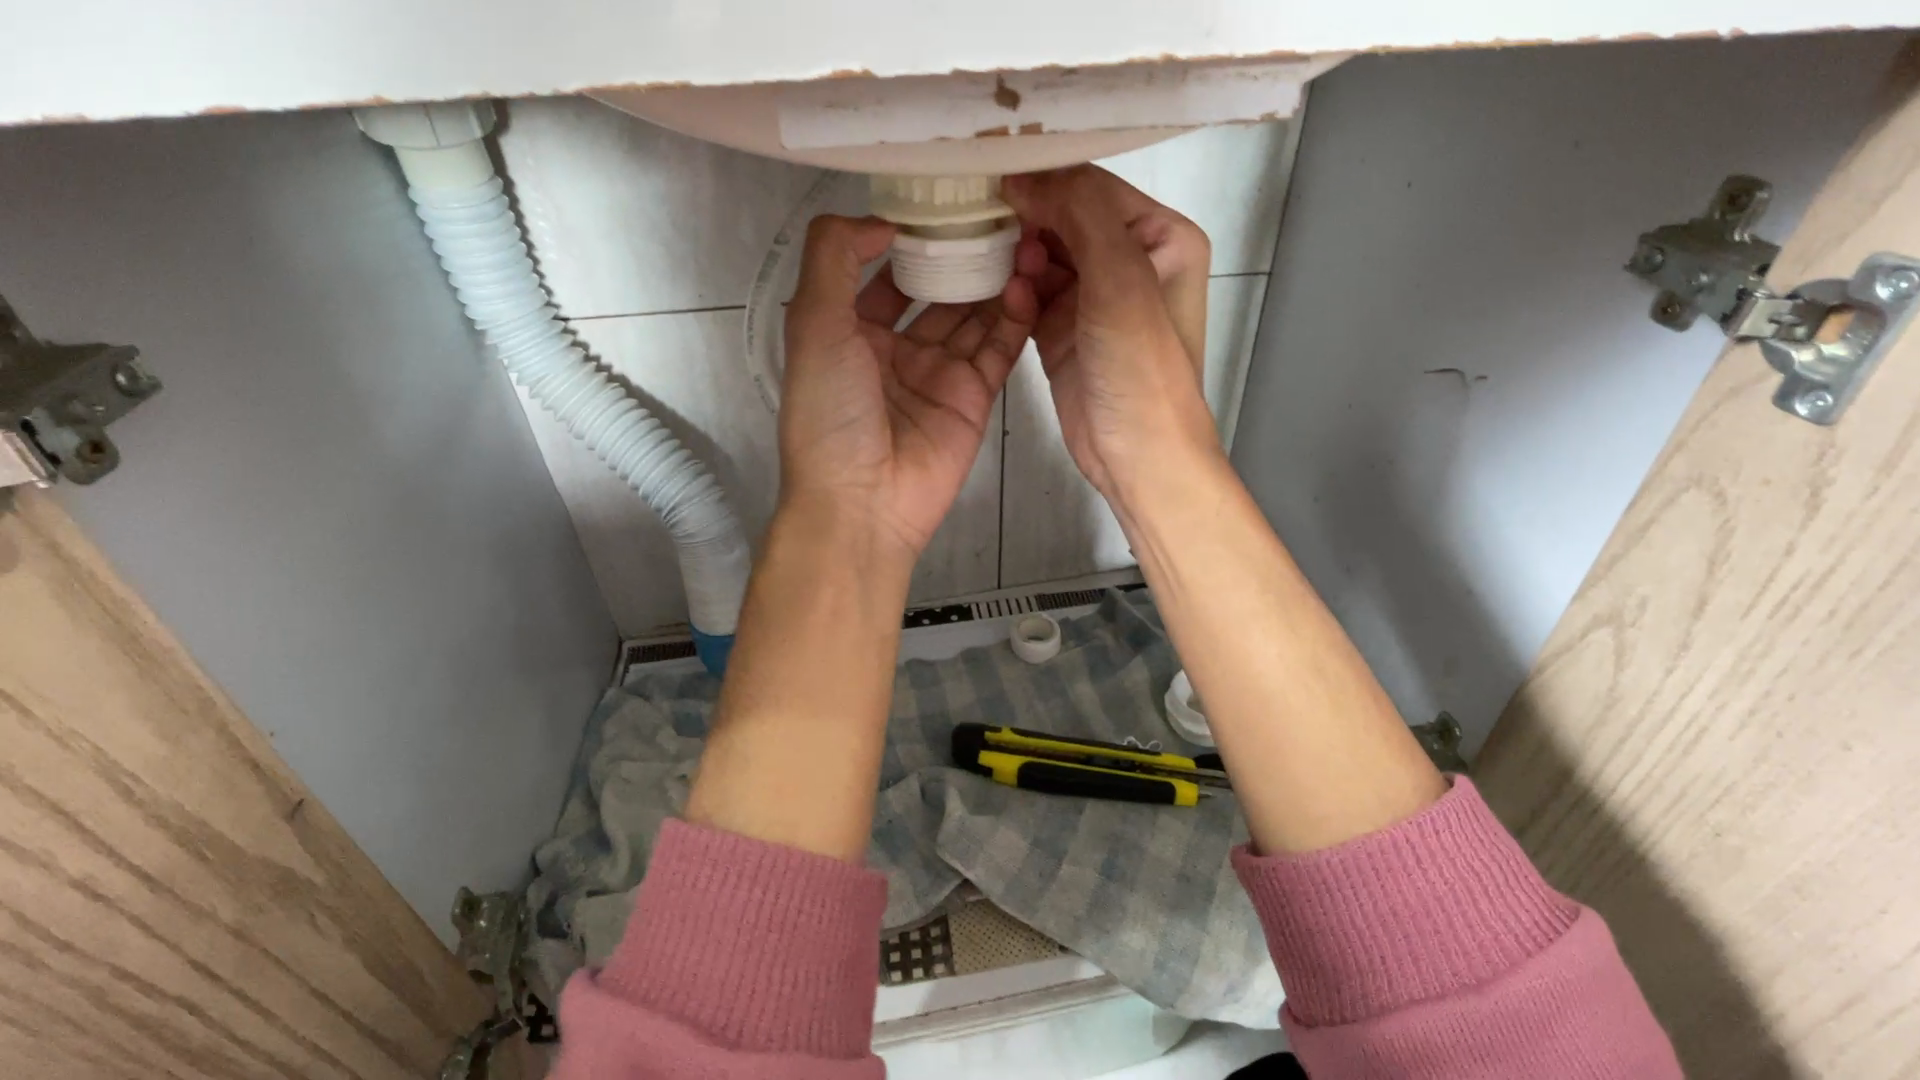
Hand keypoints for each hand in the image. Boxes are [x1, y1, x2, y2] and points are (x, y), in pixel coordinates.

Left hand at [780, 215, 1036, 561]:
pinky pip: (998, 348)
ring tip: (1022, 237)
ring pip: (972, 314)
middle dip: (961, 255)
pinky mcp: (973, 396)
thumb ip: (835, 258)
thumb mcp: (813, 324)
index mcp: (849, 332)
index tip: (944, 199)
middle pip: (935, 290)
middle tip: (997, 213)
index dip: (909, 238)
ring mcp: (937, 373)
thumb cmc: (830, 412)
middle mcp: (894, 349)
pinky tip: (1029, 283)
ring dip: (993, 279)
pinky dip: (1014, 317)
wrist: (863, 502)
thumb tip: (880, 220)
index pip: (883, 274)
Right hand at [1002, 166, 1219, 502]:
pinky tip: (1003, 294)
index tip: (992, 177)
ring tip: (994, 262)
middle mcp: (1132, 259)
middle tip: (983, 220)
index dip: (1047, 181)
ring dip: (1018, 256)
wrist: (1137, 457)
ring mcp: (1096, 297)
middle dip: (1028, 218)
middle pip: (1067, 217)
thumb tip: (1024, 177)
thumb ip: (1081, 216)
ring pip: (1045, 255)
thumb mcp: (1122, 282)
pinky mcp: (1064, 330)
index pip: (1095, 188)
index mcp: (1162, 237)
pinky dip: (1016, 290)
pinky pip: (1032, 293)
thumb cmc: (1140, 369)